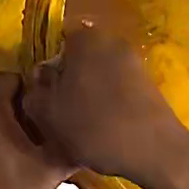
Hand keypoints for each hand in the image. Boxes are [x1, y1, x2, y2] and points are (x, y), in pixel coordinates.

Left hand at [0, 73, 73, 188]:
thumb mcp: (49, 174)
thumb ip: (71, 151)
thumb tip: (93, 138)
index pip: (7, 77)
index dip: (32, 78)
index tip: (55, 88)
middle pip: (10, 99)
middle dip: (37, 103)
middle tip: (63, 112)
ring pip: (7, 121)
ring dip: (30, 126)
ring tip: (57, 136)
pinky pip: (2, 140)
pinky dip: (20, 143)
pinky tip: (40, 160)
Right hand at [19, 27, 188, 188]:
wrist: (153, 149)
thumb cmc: (94, 126)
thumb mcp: (48, 113)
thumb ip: (35, 90)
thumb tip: (40, 75)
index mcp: (85, 39)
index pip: (57, 40)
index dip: (47, 64)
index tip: (43, 89)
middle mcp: (111, 40)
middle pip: (79, 55)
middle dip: (69, 76)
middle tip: (59, 107)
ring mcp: (133, 59)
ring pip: (98, 71)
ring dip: (89, 90)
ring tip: (81, 121)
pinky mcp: (147, 79)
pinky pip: (117, 84)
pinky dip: (109, 98)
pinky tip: (104, 124)